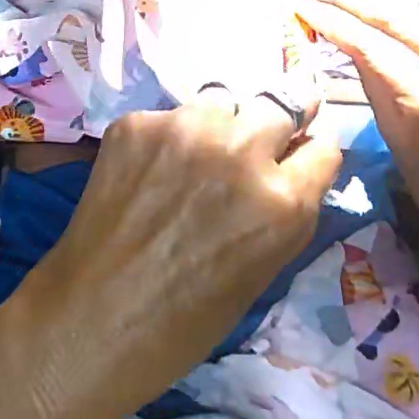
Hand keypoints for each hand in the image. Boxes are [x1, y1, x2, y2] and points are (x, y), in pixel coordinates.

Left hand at [6, 88, 341, 418]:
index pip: (324, 148)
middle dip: (276, 121)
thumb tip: (290, 169)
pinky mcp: (137, 122)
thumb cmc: (186, 319)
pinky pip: (167, 116)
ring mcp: (184, 129)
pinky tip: (148, 169)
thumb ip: (282, 209)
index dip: (310, 154)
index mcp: (283, 200)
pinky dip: (166, 137)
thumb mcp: (263, 268)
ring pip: (220, 100)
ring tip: (195, 154)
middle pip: (281, 102)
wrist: (95, 315)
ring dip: (218, 122)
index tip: (298, 156)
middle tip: (256, 138)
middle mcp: (240, 151)